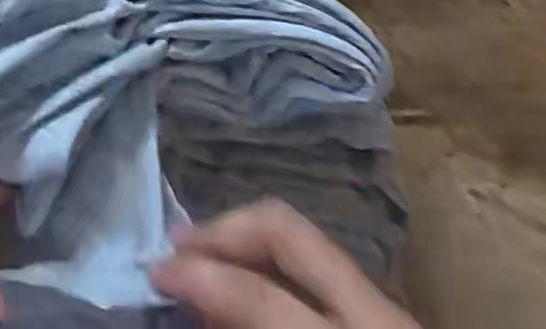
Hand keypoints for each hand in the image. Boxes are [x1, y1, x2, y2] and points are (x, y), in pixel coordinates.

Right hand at [150, 200, 419, 328]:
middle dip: (220, 230)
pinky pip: (318, 276)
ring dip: (243, 249)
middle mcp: (377, 316)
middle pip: (285, 228)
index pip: (260, 293)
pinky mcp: (387, 320)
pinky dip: (272, 275)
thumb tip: (192, 304)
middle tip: (177, 248)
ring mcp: (390, 314)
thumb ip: (245, 328)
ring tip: (203, 270)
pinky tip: (245, 303)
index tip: (154, 274)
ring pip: (302, 246)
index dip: (197, 276)